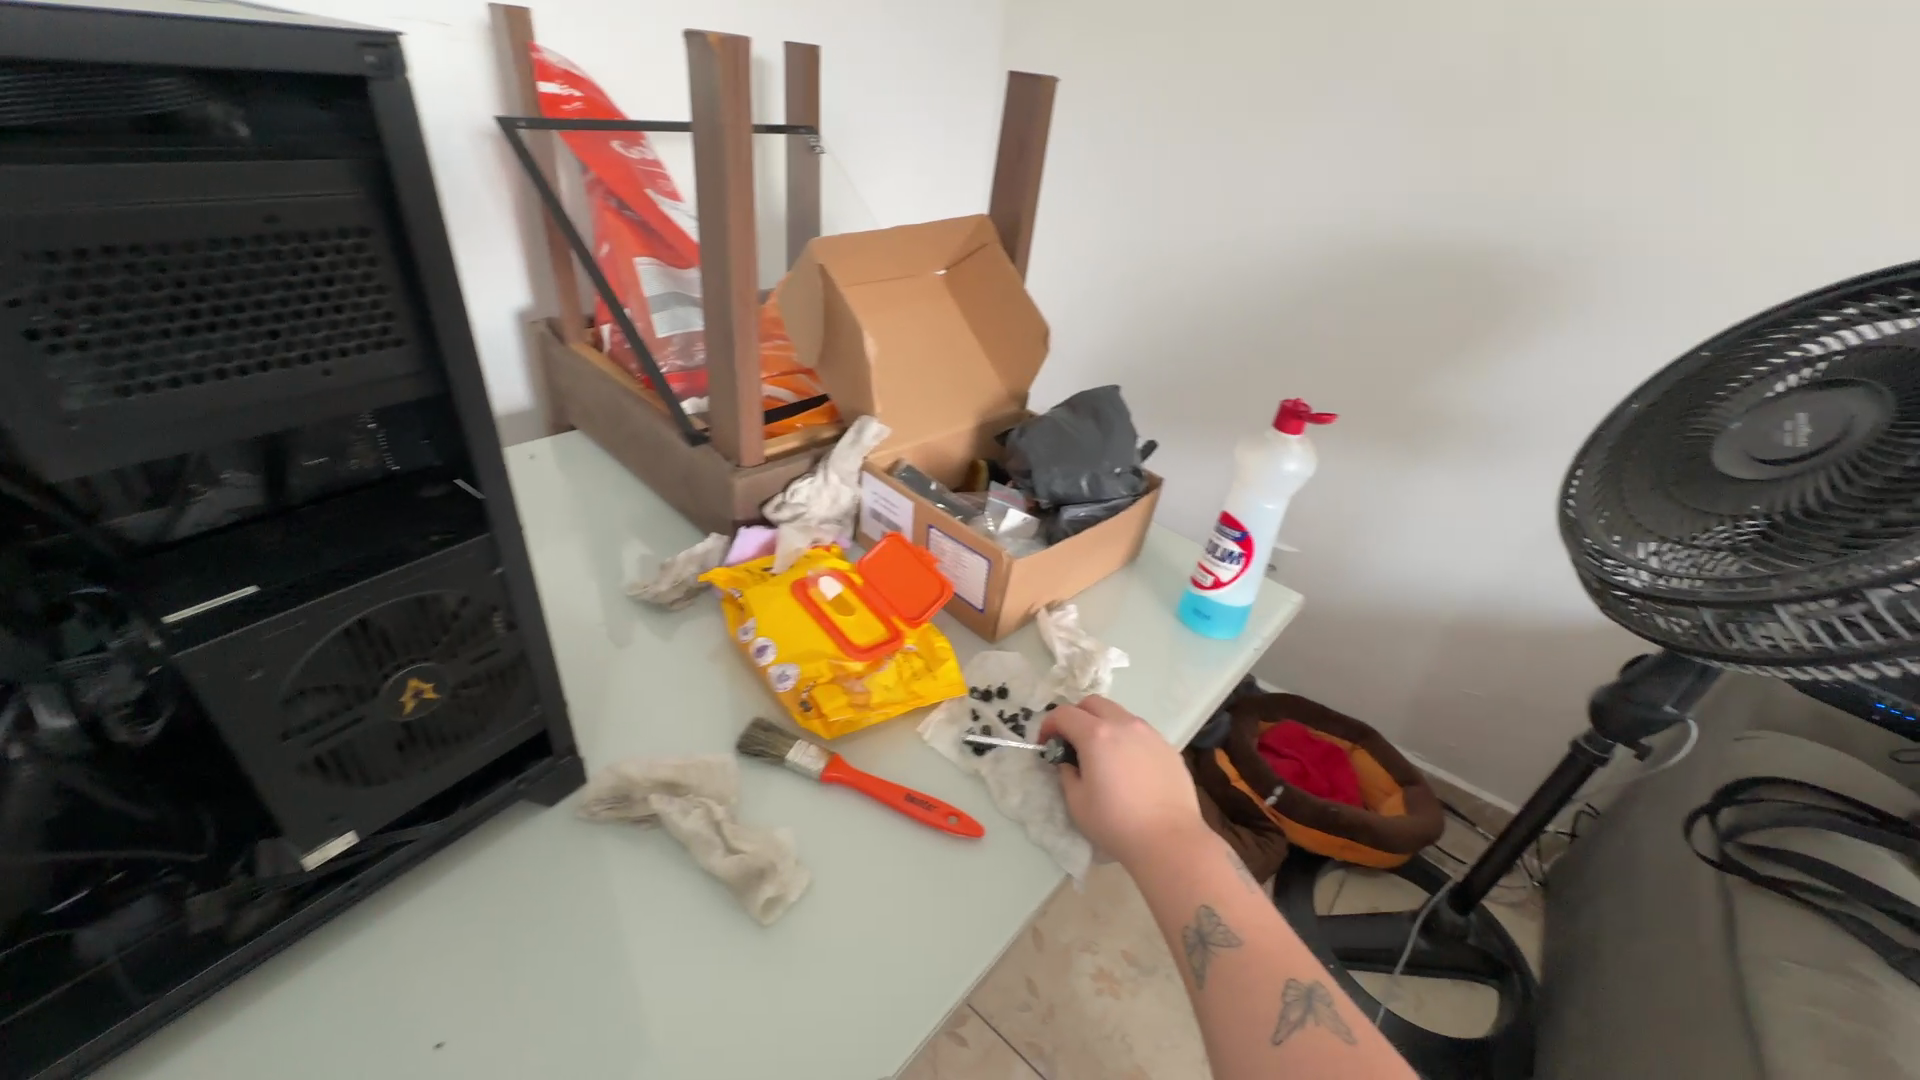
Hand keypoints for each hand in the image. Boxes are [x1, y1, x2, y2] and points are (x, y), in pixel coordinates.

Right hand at [1040, 695, 1205, 866]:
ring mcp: (1150, 733)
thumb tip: (1069, 762)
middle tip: (1072, 742)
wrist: (1169, 840)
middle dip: (1076, 716)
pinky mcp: (1168, 747)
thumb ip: (1067, 773)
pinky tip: (1128, 767)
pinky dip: (1126, 738)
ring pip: (1119, 714)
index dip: (1049, 725)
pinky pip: (1140, 732)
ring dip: (1103, 724)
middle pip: (1093, 703)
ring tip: (1102, 754)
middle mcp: (1124, 725)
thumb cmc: (1116, 823)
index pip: (1064, 713)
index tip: (1046, 744)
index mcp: (1096, 735)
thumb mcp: (1077, 802)